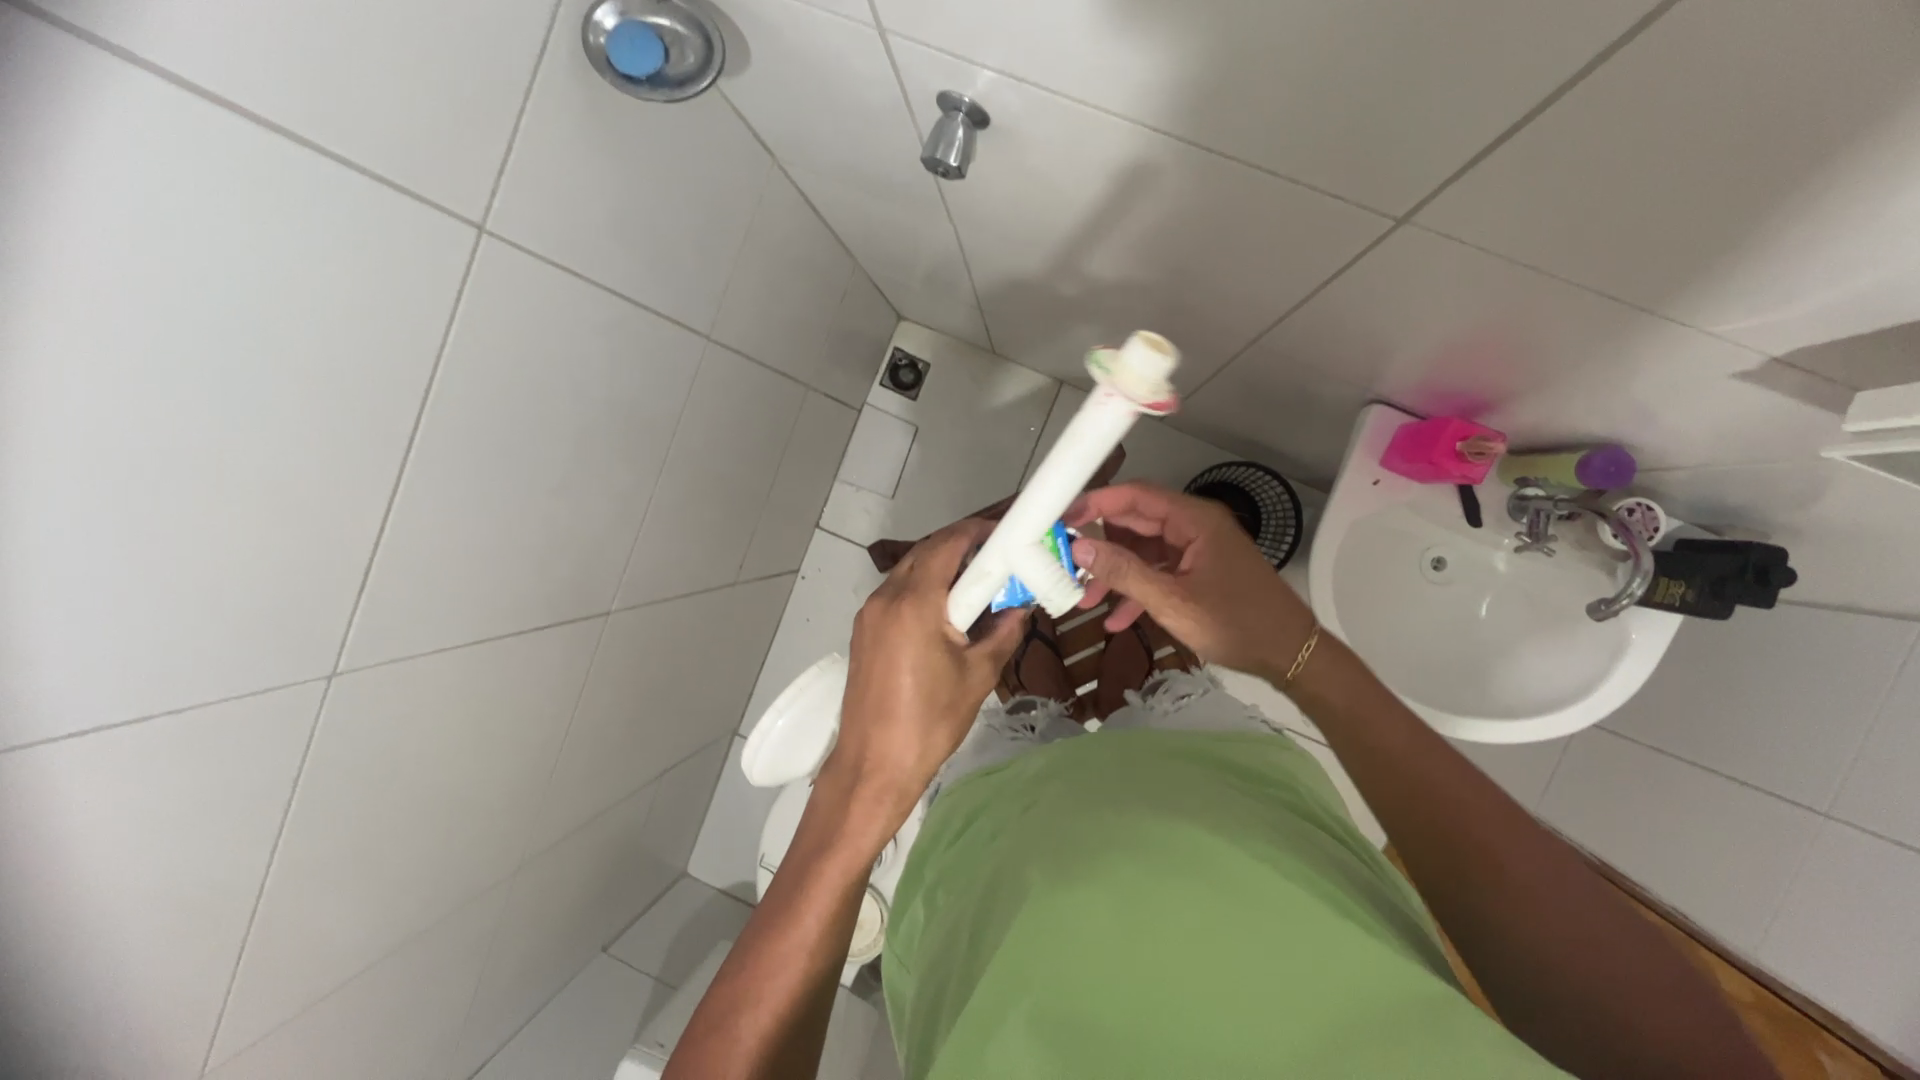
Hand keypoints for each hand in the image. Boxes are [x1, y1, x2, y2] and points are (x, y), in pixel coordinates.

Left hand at [824, 518, 1027, 821]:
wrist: (874, 765)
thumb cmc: (930, 722)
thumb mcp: (979, 676)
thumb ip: (1003, 632)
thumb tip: (1021, 607)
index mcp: (914, 604)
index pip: (947, 544)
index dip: (978, 532)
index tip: (1007, 533)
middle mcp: (885, 599)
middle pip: (926, 552)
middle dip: (962, 548)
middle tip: (999, 560)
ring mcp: (869, 615)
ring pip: (909, 572)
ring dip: (942, 569)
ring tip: (980, 587)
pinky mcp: (864, 632)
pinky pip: (897, 595)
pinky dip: (924, 590)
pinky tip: (949, 612)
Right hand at [1065, 482, 1313, 679]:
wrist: (1289, 655)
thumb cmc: (1236, 624)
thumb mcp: (1172, 601)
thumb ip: (1124, 572)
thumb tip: (1080, 548)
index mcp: (1194, 520)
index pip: (1136, 496)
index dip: (1096, 503)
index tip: (1062, 519)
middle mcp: (1195, 527)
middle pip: (1136, 523)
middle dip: (1100, 544)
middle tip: (1064, 560)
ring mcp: (1197, 551)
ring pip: (1143, 551)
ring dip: (1115, 574)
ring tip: (1084, 598)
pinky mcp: (1199, 574)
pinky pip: (1159, 573)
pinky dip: (1137, 592)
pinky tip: (1115, 619)